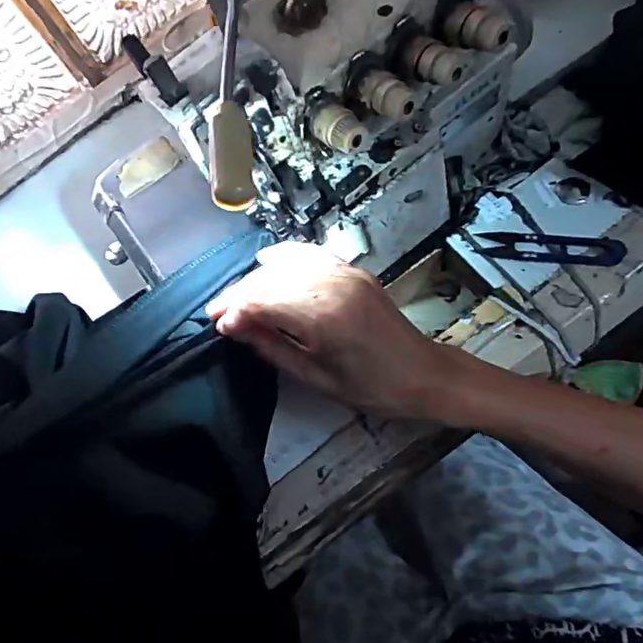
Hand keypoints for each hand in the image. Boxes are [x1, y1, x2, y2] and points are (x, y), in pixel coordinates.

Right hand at [207, 242, 464, 419]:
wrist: (424, 375)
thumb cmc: (372, 387)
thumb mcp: (316, 376)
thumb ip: (272, 347)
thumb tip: (235, 328)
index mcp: (324, 316)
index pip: (264, 300)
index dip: (236, 310)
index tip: (218, 325)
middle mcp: (333, 285)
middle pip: (271, 280)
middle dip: (240, 295)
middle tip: (219, 313)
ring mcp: (346, 273)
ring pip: (287, 265)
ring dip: (258, 279)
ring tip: (239, 298)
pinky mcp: (353, 270)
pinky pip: (311, 255)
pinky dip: (286, 257)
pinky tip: (267, 261)